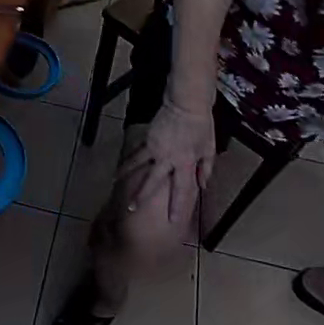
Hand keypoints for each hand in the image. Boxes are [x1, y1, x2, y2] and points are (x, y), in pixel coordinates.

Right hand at [124, 99, 216, 227]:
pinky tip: (120, 165)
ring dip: (125, 174)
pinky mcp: (147, 138)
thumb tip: (202, 185)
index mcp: (185, 162)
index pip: (182, 189)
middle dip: (141, 196)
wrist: (186, 103)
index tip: (173, 221)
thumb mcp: (209, 148)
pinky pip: (137, 151)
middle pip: (152, 181)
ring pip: (137, 164)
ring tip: (114, 182)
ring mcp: (154, 148)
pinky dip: (129, 159)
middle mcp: (167, 158)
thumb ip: (206, 168)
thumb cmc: (201, 125)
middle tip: (131, 208)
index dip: (177, 206)